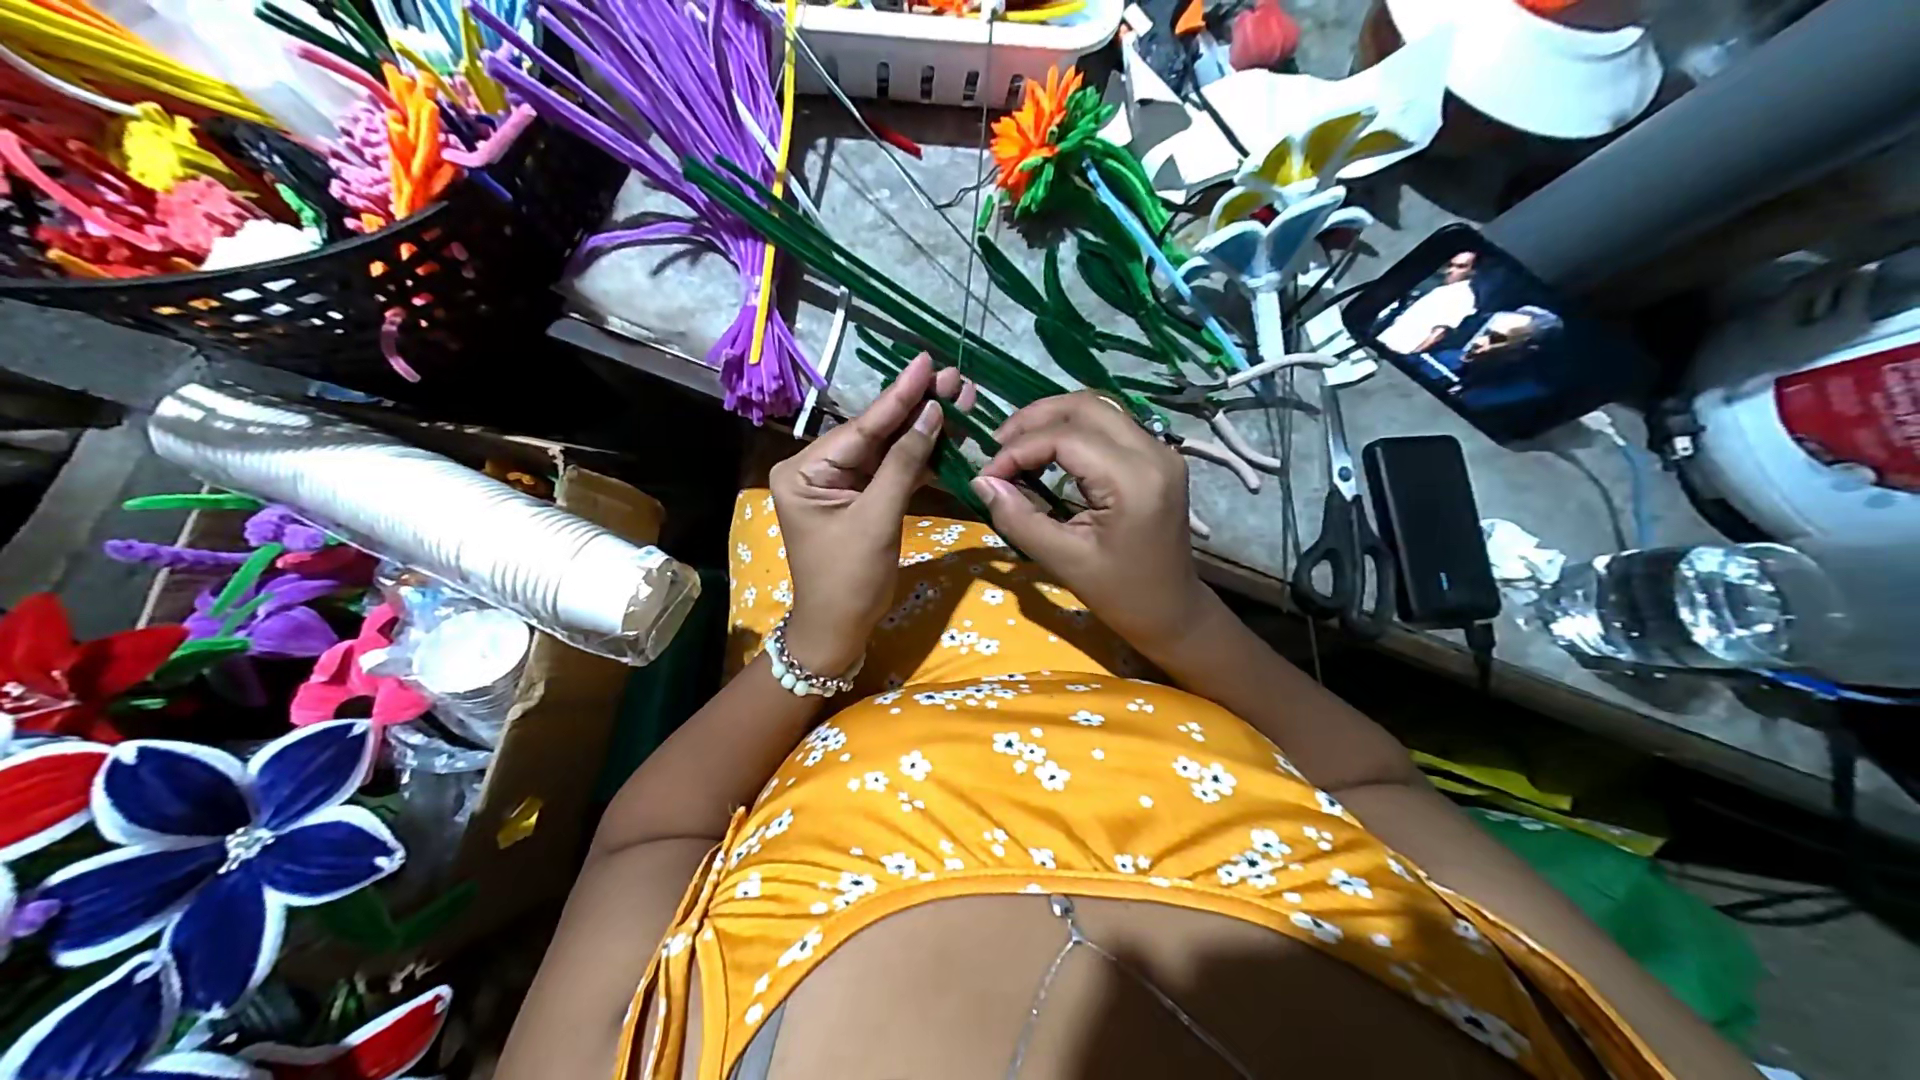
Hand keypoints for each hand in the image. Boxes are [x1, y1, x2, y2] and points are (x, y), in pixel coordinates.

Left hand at [772, 354, 973, 672]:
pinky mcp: (864, 499)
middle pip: (876, 433)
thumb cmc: (849, 577)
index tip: (925, 362)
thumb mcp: (876, 518)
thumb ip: (903, 463)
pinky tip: (949, 435)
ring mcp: (843, 484)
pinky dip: (922, 459)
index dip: (898, 396)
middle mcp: (820, 469)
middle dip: (916, 407)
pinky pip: (894, 472)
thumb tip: (931, 414)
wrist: (841, 628)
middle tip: (952, 376)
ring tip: (959, 396)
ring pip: (889, 449)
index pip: (861, 427)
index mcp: (804, 469)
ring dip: (924, 429)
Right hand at [971, 392, 1210, 661]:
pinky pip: (1110, 424)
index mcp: (1134, 480)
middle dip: (1033, 419)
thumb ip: (1019, 518)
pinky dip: (1073, 429)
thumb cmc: (1120, 594)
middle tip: (997, 446)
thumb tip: (981, 482)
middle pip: (1084, 406)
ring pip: (1098, 408)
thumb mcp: (1063, 560)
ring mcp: (1161, 451)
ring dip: (1053, 419)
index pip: (1065, 438)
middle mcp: (1153, 452)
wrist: (1172, 611)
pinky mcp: (1157, 457)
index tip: (988, 474)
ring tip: (1017, 446)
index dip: (1018, 449)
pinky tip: (1048, 452)